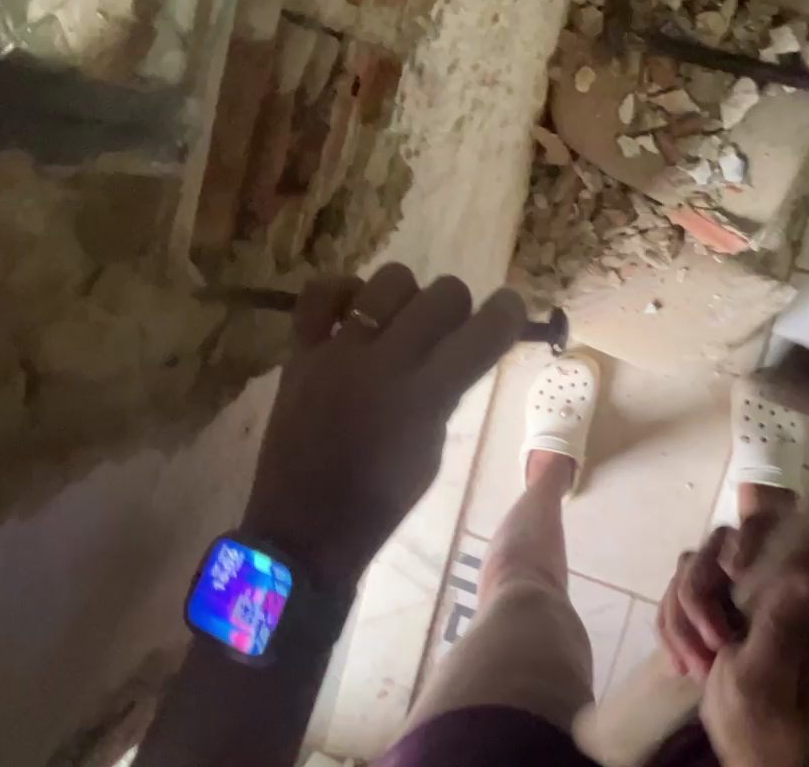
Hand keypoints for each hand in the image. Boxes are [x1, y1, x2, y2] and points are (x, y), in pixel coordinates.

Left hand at [242, 265, 526, 592]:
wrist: (303, 529)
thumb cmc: (381, 499)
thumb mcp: (433, 447)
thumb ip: (447, 392)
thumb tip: (457, 348)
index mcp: (426, 397)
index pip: (484, 332)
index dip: (507, 312)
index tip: (508, 307)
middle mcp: (386, 364)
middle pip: (443, 294)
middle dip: (456, 307)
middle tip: (444, 331)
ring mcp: (338, 352)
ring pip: (389, 280)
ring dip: (405, 297)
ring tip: (395, 323)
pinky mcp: (299, 352)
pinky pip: (319, 293)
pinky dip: (342, 292)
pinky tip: (352, 313)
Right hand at [698, 550, 808, 766]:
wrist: (755, 763)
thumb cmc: (773, 731)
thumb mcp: (770, 679)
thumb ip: (781, 618)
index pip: (795, 530)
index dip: (758, 537)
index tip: (734, 571)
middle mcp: (784, 584)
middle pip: (731, 541)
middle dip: (704, 592)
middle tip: (711, 638)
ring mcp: (750, 593)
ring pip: (698, 563)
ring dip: (684, 615)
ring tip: (696, 665)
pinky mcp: (721, 604)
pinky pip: (681, 587)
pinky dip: (673, 623)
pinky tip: (682, 663)